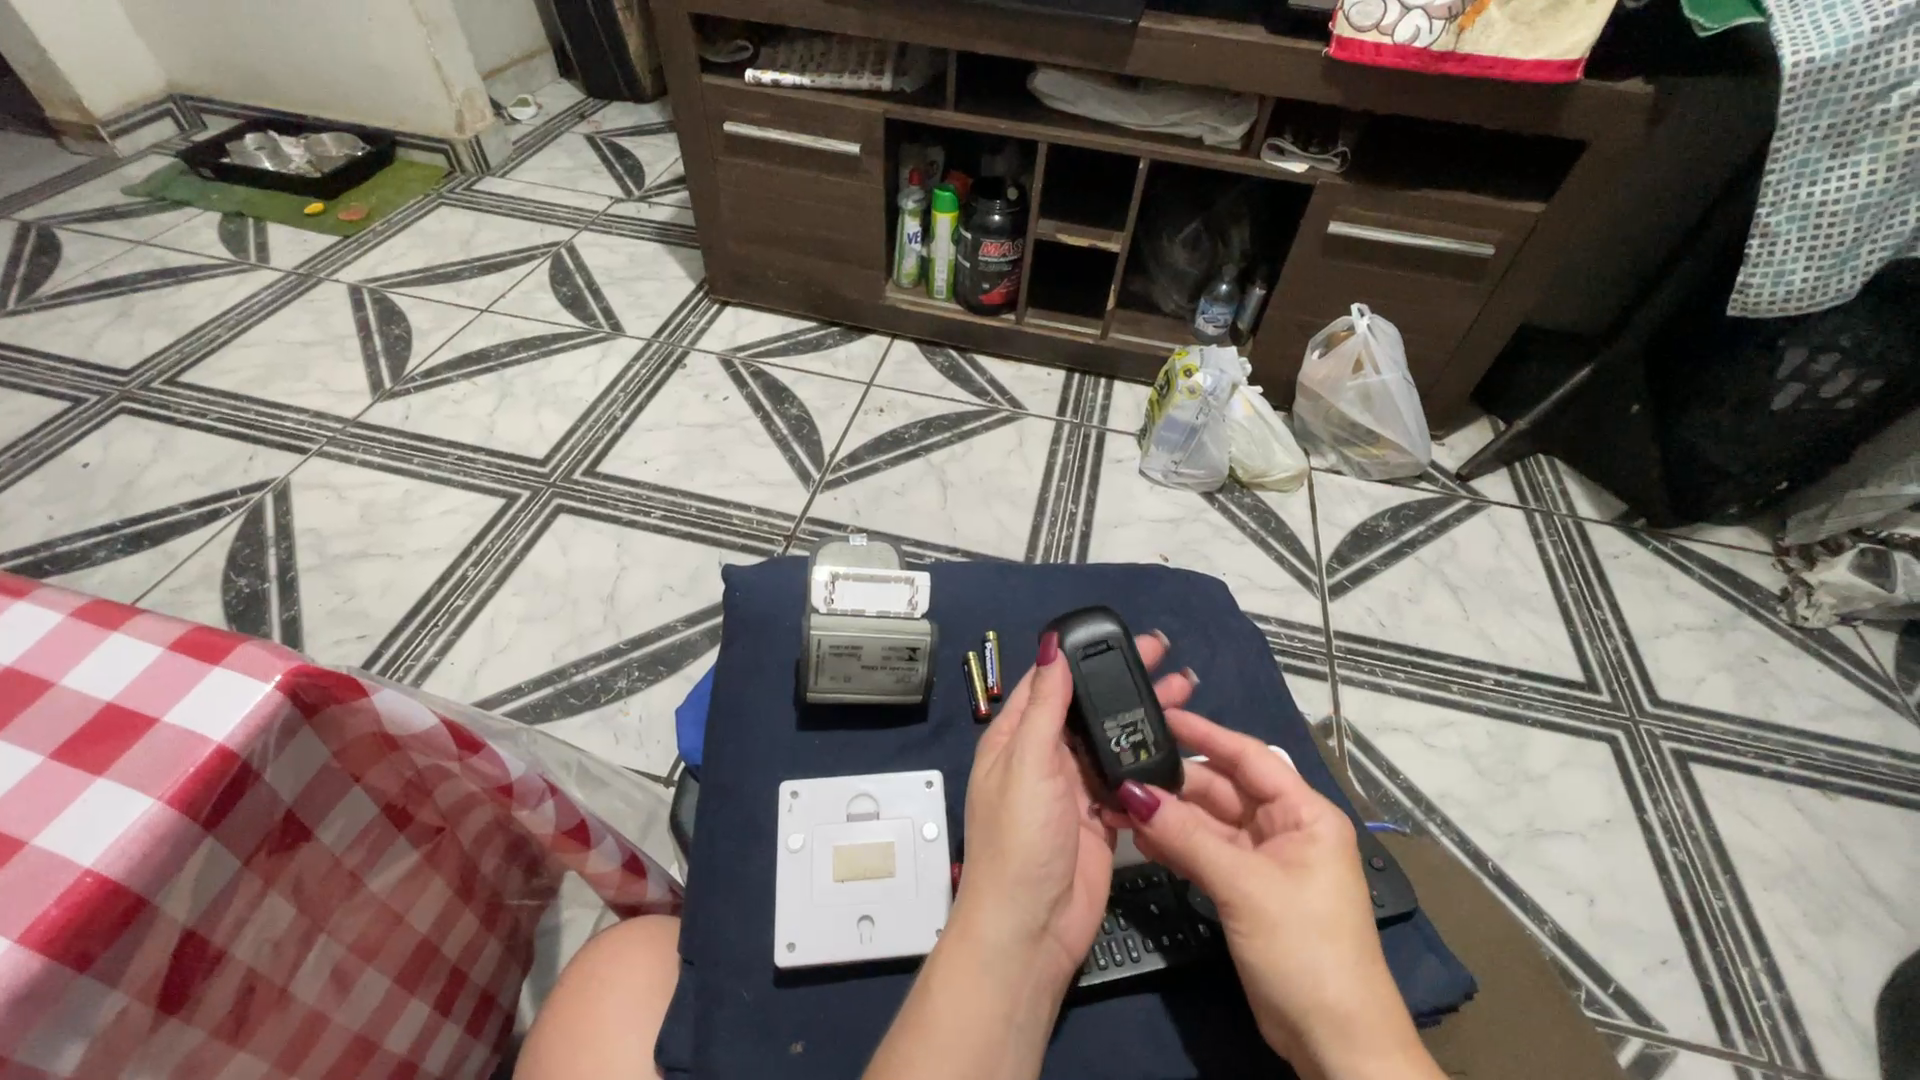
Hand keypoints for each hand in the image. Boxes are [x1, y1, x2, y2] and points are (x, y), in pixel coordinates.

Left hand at [950, 629, 1195, 994]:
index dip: (1082, 657)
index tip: (1120, 636)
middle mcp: (1044, 758)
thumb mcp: (1028, 764)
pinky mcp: (1102, 818)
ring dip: (1142, 717)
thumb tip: (1051, 646)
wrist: (1032, 929)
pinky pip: (1127, 780)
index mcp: (1015, 739)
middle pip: (1086, 709)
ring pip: (1110, 741)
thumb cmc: (1020, 840)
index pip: (1049, 683)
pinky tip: (1179, 744)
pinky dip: (1148, 761)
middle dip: (1123, 682)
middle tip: (1166, 655)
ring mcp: (1074, 789)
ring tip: (1185, 690)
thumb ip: (1045, 707)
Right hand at [1102, 711, 1442, 1079]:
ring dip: (1167, 815)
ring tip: (1116, 802)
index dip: (1204, 733)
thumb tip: (1130, 793)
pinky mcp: (1245, 890)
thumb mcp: (1244, 885)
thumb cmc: (1305, 949)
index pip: (1248, 757)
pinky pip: (1204, 853)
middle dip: (1173, 782)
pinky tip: (1138, 836)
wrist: (1334, 1040)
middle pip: (1222, 790)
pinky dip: (1174, 845)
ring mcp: (1263, 861)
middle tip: (1119, 769)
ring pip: (1208, 823)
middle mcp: (1284, 828)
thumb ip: (1185, 836)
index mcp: (1304, 813)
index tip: (1158, 716)